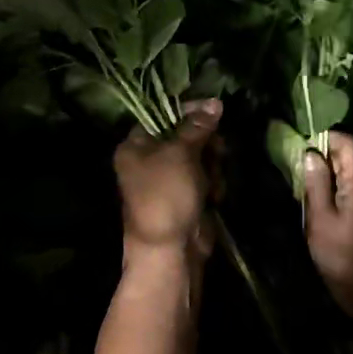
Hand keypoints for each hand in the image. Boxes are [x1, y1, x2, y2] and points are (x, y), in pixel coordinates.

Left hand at [114, 99, 220, 265]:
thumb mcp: (181, 153)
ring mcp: (169, 180)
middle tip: (216, 151)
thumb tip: (215, 101)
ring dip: (211, 166)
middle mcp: (149, 159)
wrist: (171, 251)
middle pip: (186, 135)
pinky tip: (214, 196)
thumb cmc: (166, 195)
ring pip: (200, 157)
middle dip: (205, 143)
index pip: (163, 115)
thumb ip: (198, 126)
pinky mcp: (187, 197)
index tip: (213, 109)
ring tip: (211, 181)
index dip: (188, 110)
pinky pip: (205, 178)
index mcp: (136, 145)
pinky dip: (213, 184)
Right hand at [303, 132, 352, 317]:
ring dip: (316, 165)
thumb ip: (316, 182)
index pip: (347, 143)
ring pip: (336, 167)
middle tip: (289, 155)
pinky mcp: (350, 206)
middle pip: (341, 153)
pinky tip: (301, 189)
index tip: (300, 141)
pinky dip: (319, 179)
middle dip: (316, 149)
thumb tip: (308, 152)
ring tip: (291, 170)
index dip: (325, 136)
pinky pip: (335, 181)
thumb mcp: (321, 217)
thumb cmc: (340, 253)